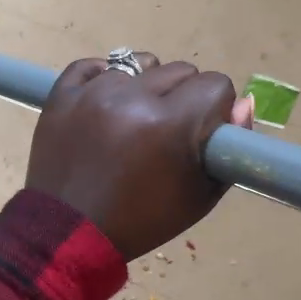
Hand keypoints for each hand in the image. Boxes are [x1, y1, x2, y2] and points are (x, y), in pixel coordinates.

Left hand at [23, 52, 253, 259]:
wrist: (68, 232)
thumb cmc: (140, 220)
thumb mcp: (200, 194)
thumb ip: (230, 145)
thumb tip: (242, 103)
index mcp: (169, 122)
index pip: (214, 85)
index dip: (213, 109)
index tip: (198, 133)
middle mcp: (129, 99)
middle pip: (177, 71)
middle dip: (180, 97)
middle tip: (163, 132)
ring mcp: (89, 96)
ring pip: (135, 67)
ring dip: (141, 89)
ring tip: (130, 121)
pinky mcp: (58, 99)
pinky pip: (87, 67)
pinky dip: (100, 78)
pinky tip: (105, 101)